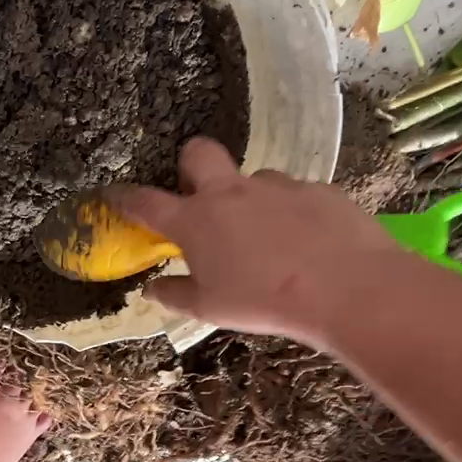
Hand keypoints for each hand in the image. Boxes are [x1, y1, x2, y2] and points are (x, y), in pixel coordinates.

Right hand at [104, 137, 407, 347]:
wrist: (350, 289)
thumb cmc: (263, 302)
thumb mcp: (208, 308)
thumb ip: (174, 294)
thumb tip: (151, 288)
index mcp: (194, 220)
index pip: (144, 202)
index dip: (123, 197)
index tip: (112, 194)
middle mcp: (230, 193)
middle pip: (199, 153)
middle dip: (190, 164)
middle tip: (199, 196)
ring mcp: (277, 186)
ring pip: (252, 179)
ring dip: (249, 199)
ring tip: (266, 237)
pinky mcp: (320, 190)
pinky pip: (295, 195)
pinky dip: (290, 213)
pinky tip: (306, 243)